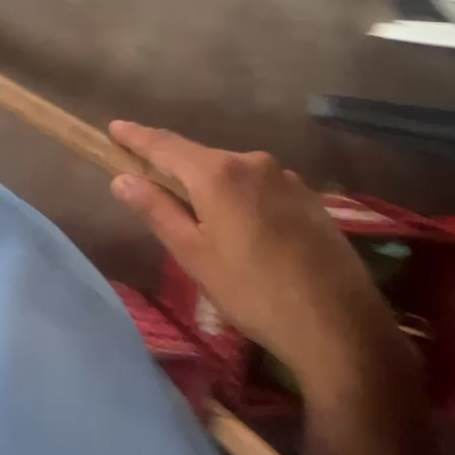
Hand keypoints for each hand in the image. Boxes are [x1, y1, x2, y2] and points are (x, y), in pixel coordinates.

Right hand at [109, 120, 409, 399]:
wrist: (341, 327)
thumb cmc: (254, 292)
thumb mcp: (194, 256)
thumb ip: (157, 210)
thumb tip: (122, 179)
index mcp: (216, 173)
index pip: (164, 145)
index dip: (136, 137)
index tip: (114, 128)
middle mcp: (251, 162)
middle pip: (200, 158)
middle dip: (175, 168)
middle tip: (154, 186)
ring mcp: (285, 178)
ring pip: (233, 173)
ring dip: (212, 186)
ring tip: (203, 220)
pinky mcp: (309, 198)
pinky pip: (261, 187)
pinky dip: (242, 197)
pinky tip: (247, 231)